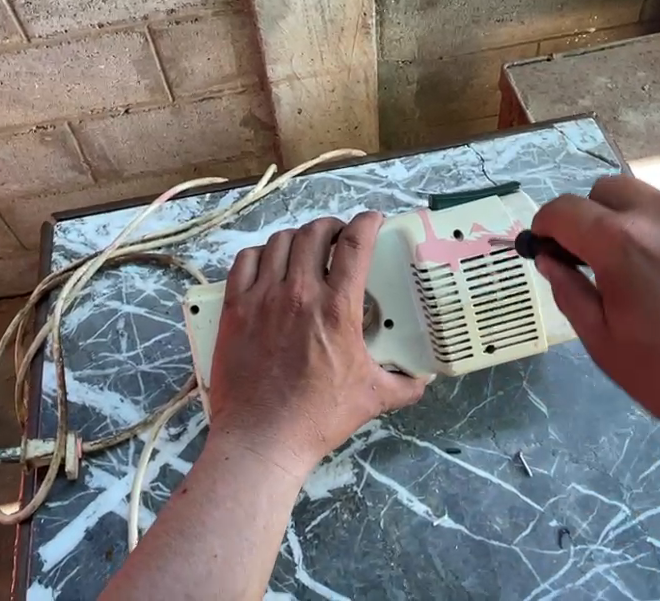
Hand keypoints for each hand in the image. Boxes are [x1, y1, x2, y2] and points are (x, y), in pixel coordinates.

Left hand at [206, 213, 426, 477]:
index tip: (372, 220)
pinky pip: (245, 260)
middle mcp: (299, 293)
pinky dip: (259, 254)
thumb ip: (403, 384)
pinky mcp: (235, 307)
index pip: (355, 244)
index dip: (367, 222)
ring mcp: (263, 297)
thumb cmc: (316, 418)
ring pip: (280, 241)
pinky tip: (268, 263)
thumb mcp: (371, 398)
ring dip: (296, 238)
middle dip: (331, 226)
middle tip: (338, 236)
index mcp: (337, 309)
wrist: (262, 439)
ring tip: (304, 249)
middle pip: (315, 232)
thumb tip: (423, 379)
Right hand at [532, 174, 659, 469]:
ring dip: (650, 226)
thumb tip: (550, 258)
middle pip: (610, 189)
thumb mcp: (608, 349)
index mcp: (622, 244)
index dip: (548, 225)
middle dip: (596, 217)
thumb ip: (570, 292)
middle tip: (610, 262)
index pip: (564, 209)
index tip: (551, 244)